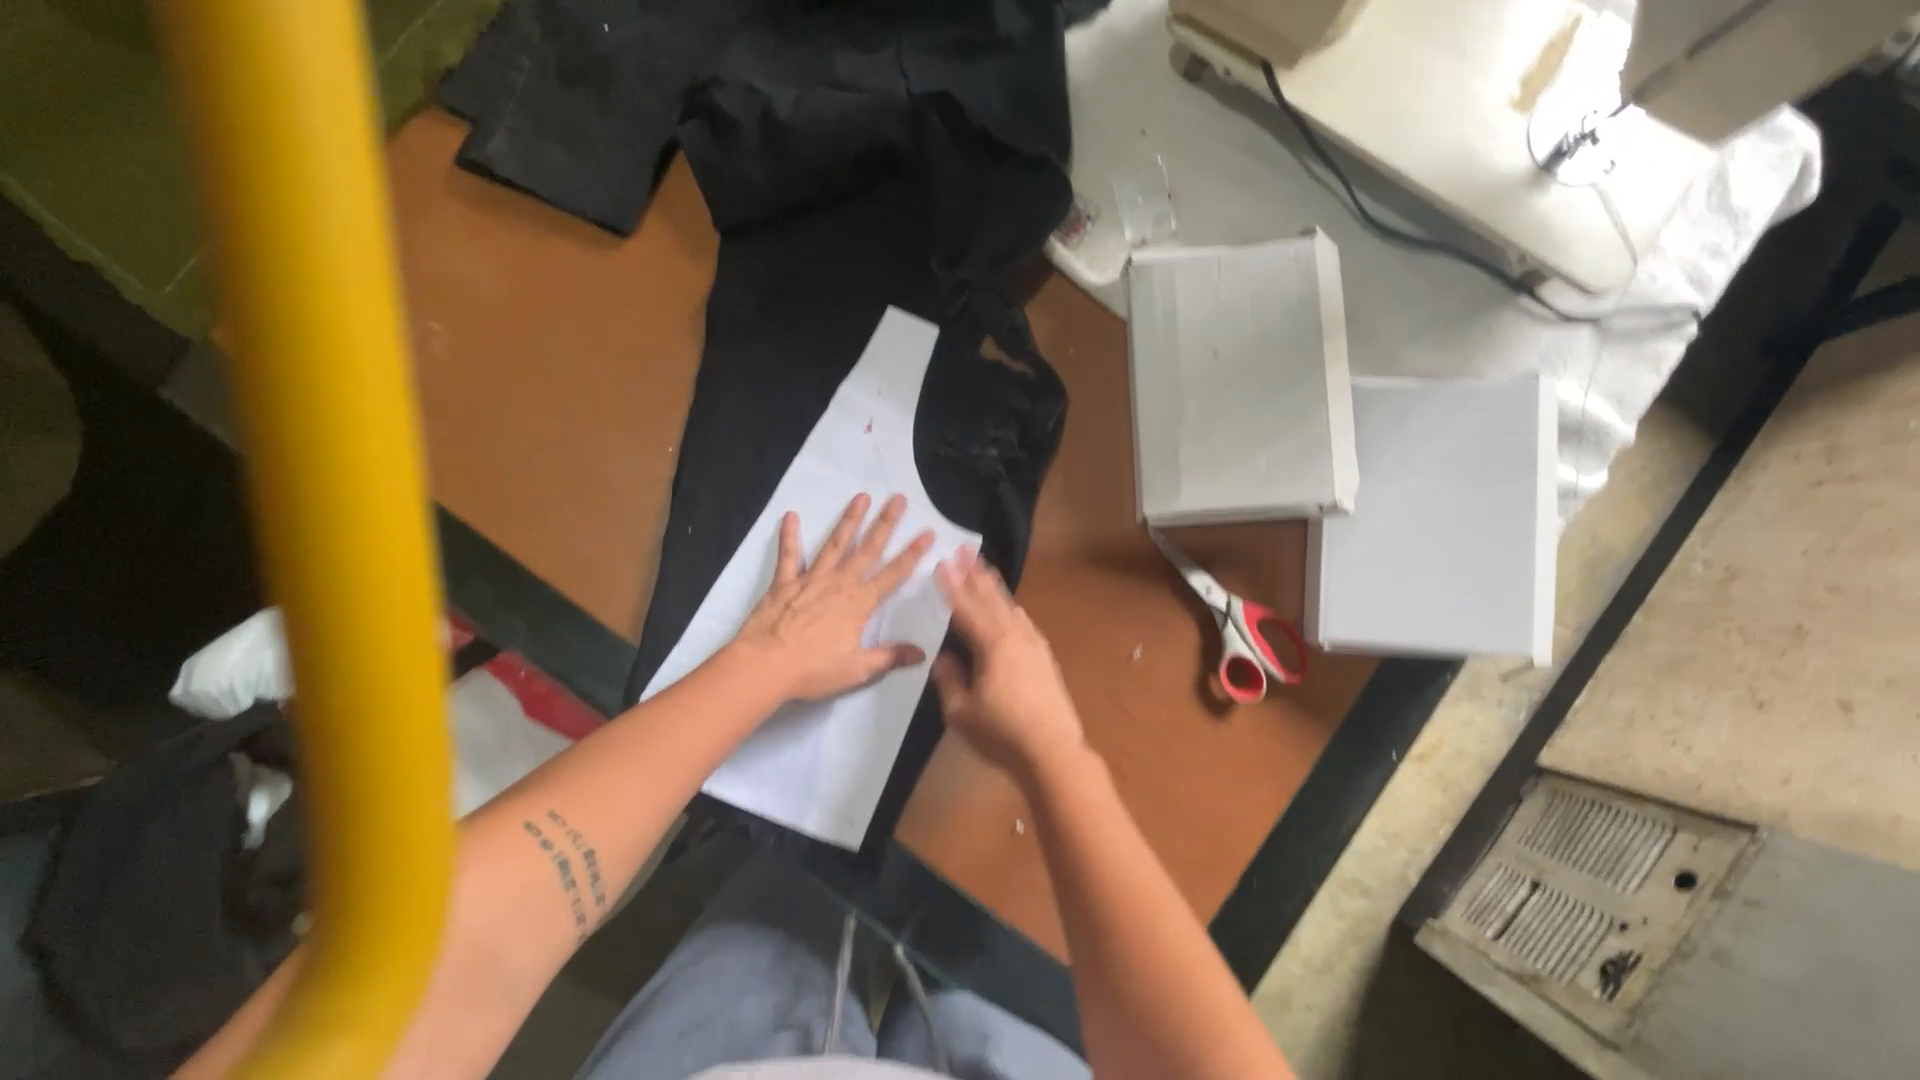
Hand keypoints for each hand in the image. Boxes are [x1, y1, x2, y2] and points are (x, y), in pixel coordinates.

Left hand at [732, 493, 935, 702]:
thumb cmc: (813, 669)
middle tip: (898, 498)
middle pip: (868, 549)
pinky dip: (789, 535)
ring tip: (861, 497)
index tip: (927, 533)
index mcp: (859, 603)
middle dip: (885, 523)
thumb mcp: (857, 669)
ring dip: (849, 520)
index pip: (893, 574)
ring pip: (835, 544)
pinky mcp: (784, 582)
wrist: (765, 665)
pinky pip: (789, 555)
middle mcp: (839, 583)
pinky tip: (790, 516)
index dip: (912, 554)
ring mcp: (811, 579)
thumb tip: (921, 653)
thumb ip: (889, 657)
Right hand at [931, 549, 1086, 786]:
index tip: (941, 562)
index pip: (965, 609)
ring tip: (985, 568)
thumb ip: (950, 680)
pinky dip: (1013, 609)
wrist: (1053, 751)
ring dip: (995, 588)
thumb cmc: (1002, 733)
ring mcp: (1034, 647)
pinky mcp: (1045, 660)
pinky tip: (1014, 608)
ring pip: (1010, 609)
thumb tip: (944, 657)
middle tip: (965, 550)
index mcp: (992, 645)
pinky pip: (1025, 624)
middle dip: (975, 575)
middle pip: (991, 600)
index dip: (951, 586)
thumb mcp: (961, 712)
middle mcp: (1015, 637)